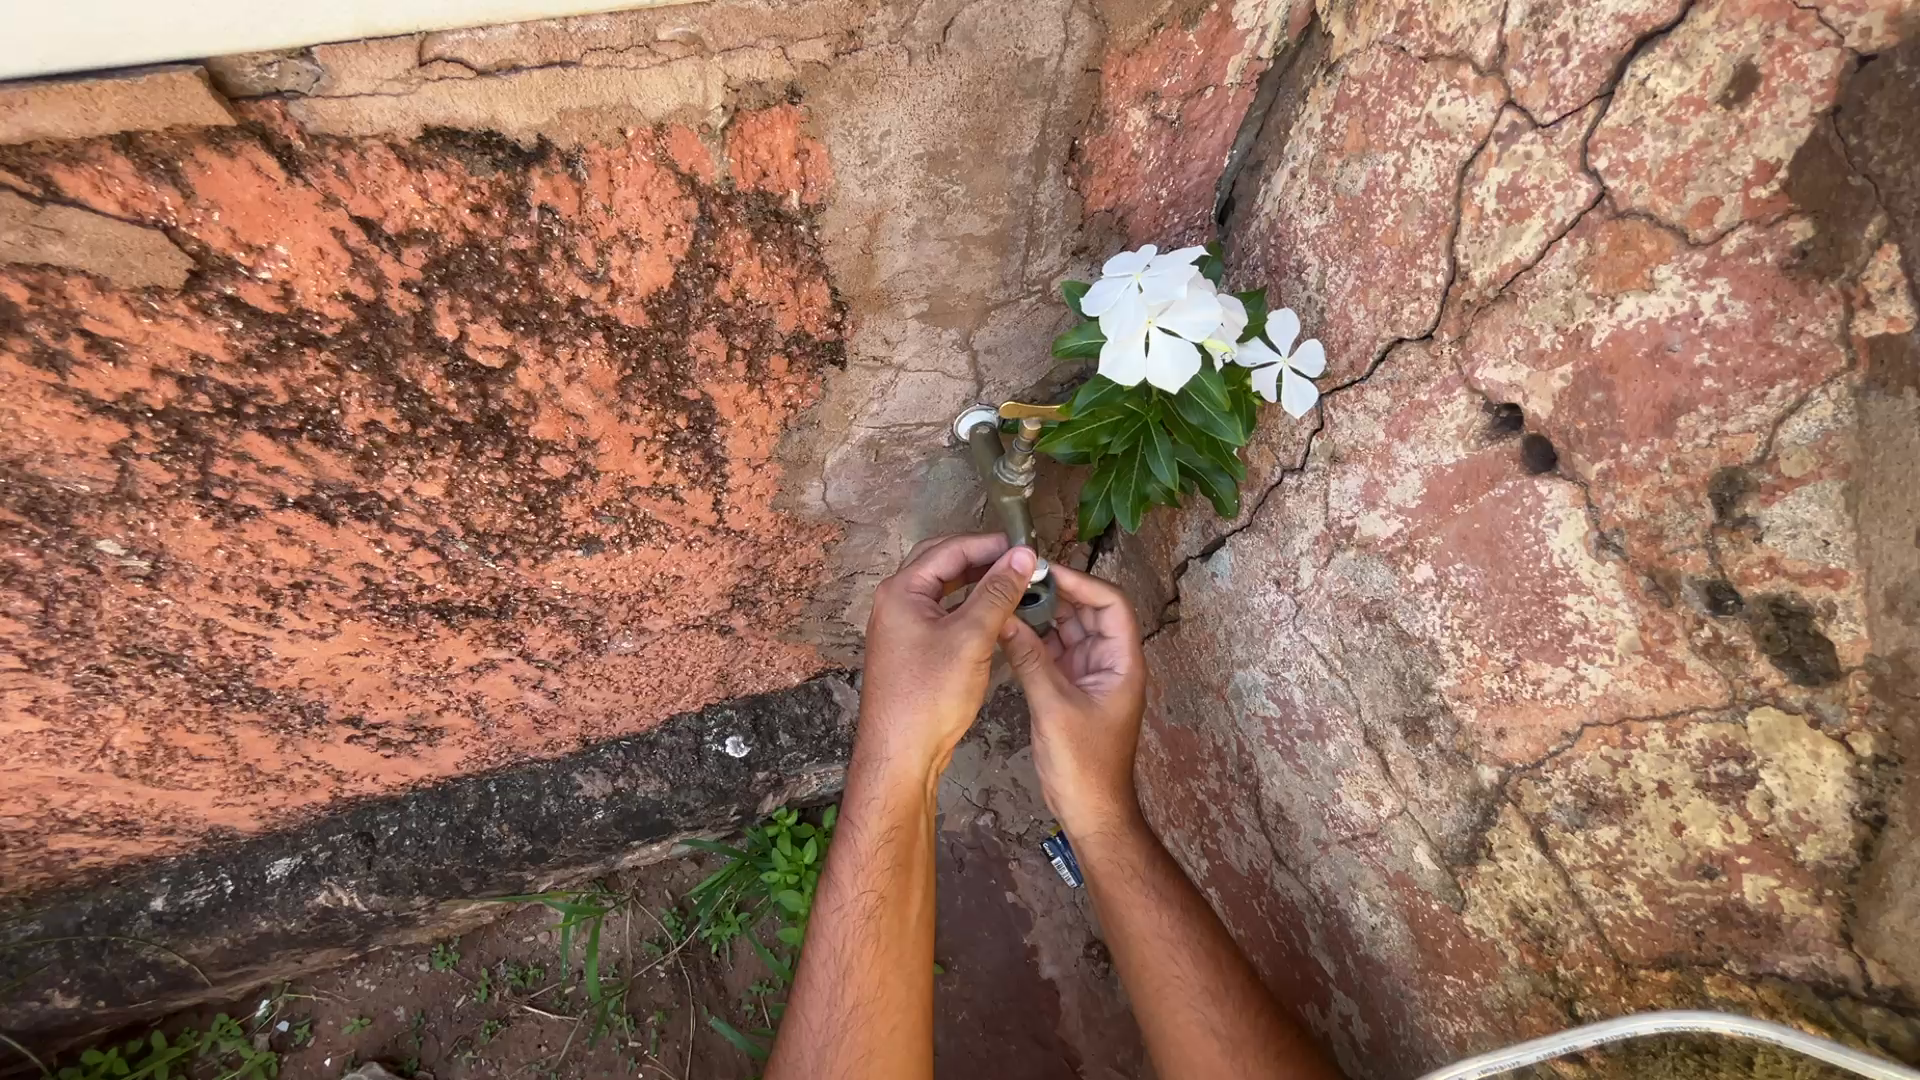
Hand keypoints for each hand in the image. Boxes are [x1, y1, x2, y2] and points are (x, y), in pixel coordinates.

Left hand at [858, 533, 1038, 784]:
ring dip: (977, 584)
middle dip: (982, 559)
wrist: (900, 754)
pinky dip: (969, 608)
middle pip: (943, 564)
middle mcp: (896, 602)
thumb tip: (1022, 557)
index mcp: (902, 590)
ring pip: (944, 591)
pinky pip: (944, 615)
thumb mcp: (970, 638)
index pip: (950, 549)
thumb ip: (998, 592)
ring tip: (1013, 584)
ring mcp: (902, 627)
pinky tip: (995, 615)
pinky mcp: (913, 650)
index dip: (989, 545)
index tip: (1024, 548)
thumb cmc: (929, 696)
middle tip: (1019, 562)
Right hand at [997, 565, 1146, 836]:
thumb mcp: (1054, 706)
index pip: (1110, 604)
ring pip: (1067, 631)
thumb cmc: (1084, 763)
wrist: (1090, 809)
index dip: (1081, 583)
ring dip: (1042, 616)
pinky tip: (1009, 630)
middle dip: (1056, 595)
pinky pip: (1053, 652)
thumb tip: (1006, 619)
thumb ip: (1030, 660)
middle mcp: (1109, 662)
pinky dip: (1034, 640)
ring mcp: (1089, 675)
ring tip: (1010, 599)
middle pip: (1087, 612)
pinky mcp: (1070, 688)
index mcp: (1122, 662)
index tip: (1045, 571)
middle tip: (1020, 581)